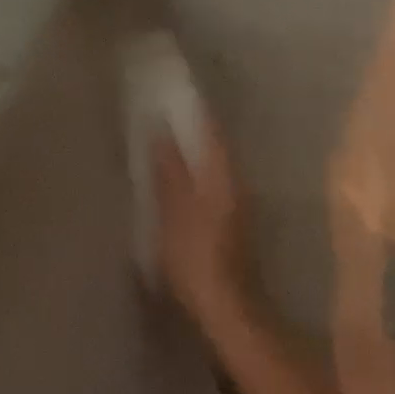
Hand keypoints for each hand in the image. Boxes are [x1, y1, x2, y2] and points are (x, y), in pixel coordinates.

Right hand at [152, 122, 250, 329]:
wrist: (226, 309)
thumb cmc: (196, 262)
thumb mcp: (173, 215)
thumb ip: (167, 172)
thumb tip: (159, 129)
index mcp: (222, 177)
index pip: (208, 128)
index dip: (190, 105)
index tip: (166, 84)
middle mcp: (235, 184)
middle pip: (212, 143)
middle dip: (188, 123)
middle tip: (159, 103)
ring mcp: (235, 205)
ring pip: (211, 164)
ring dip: (190, 148)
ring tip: (161, 134)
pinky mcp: (229, 224)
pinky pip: (208, 183)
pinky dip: (191, 172)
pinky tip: (174, 175)